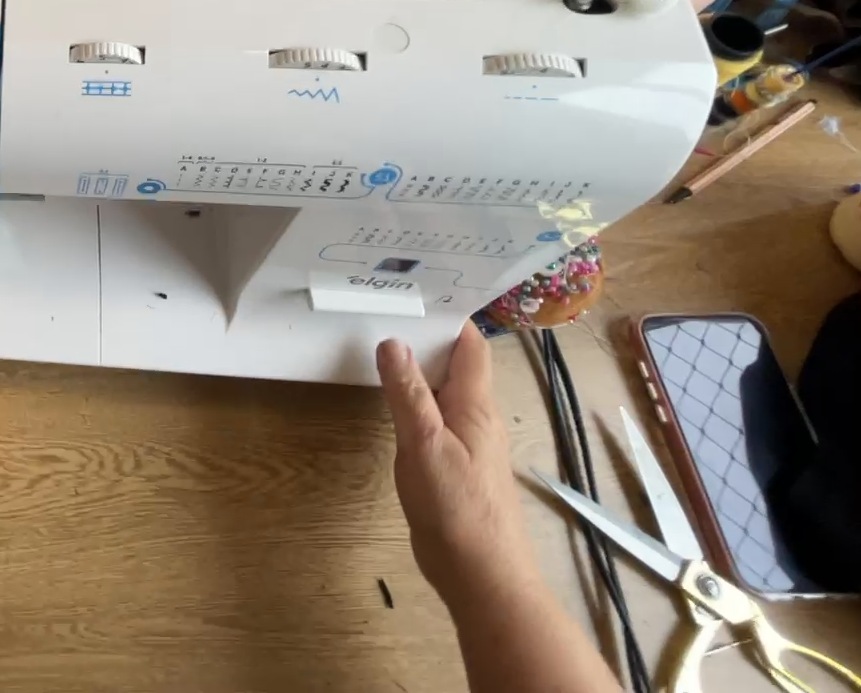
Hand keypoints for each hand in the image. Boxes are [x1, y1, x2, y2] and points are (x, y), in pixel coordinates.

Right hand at [377, 325, 537, 607]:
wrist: (480, 573)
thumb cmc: (457, 506)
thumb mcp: (424, 444)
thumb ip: (407, 393)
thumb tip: (392, 341)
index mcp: (474, 406)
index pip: (470, 348)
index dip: (450, 317)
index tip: (418, 288)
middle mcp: (473, 416)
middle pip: (454, 364)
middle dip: (426, 334)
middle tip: (386, 305)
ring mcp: (461, 440)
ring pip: (440, 389)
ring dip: (416, 364)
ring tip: (381, 339)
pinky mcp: (446, 461)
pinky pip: (429, 413)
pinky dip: (410, 394)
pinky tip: (386, 395)